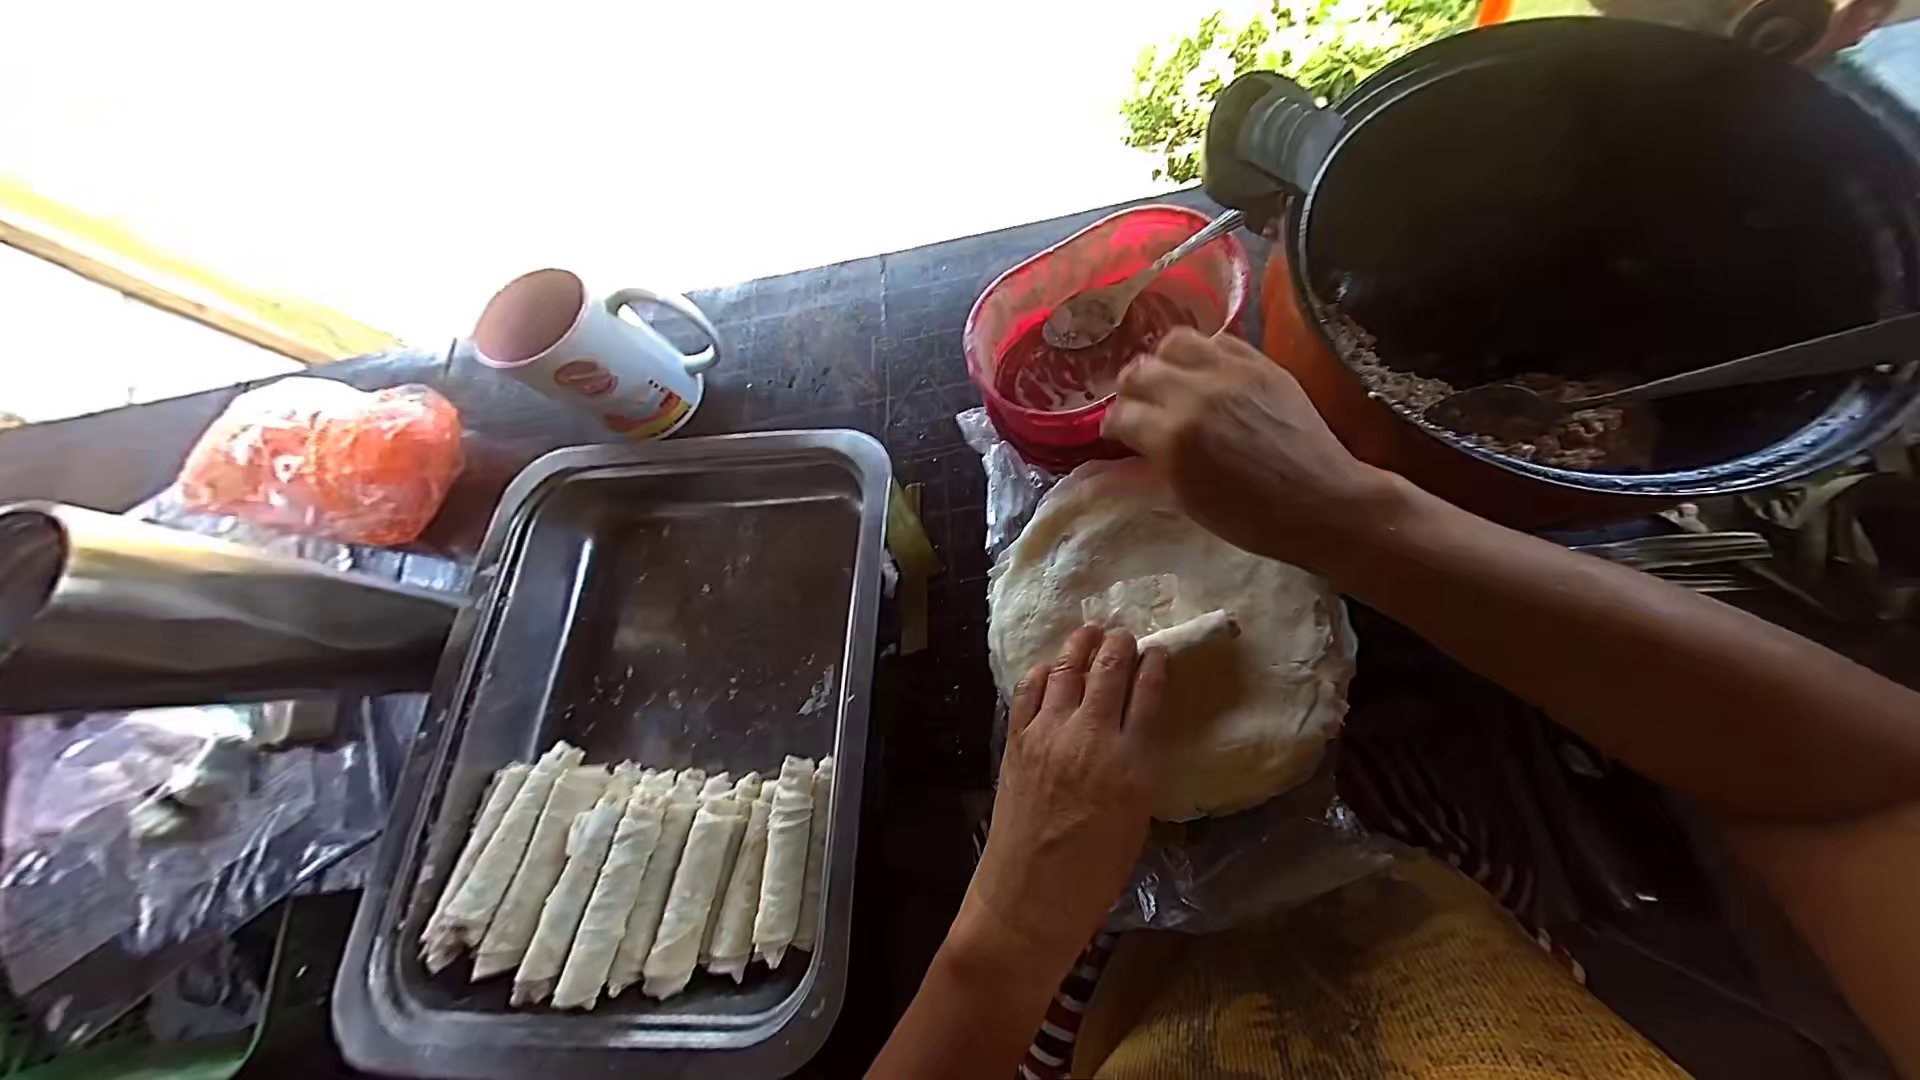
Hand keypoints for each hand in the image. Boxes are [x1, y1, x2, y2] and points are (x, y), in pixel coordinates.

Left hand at [959, 626, 1170, 968]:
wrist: (1028, 895)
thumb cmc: (1094, 873)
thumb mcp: (1136, 819)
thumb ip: (1138, 766)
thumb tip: (1136, 729)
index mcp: (1130, 764)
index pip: (1149, 695)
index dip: (1156, 665)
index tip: (1159, 652)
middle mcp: (1090, 737)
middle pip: (1109, 670)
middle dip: (1120, 644)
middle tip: (1124, 634)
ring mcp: (1048, 733)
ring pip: (1067, 670)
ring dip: (1080, 645)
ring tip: (1089, 631)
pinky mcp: (1017, 739)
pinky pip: (1029, 691)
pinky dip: (1042, 672)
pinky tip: (1050, 667)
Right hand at [1101, 327, 1401, 568]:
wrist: (1321, 503)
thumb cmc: (1248, 518)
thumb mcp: (1185, 500)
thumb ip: (1153, 462)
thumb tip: (1131, 445)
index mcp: (1172, 437)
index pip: (1120, 414)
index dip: (1112, 426)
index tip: (1117, 434)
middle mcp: (1196, 395)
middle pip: (1138, 371)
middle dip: (1130, 391)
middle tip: (1137, 406)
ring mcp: (1231, 373)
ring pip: (1174, 342)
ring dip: (1163, 362)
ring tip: (1169, 380)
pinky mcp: (1262, 364)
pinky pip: (1219, 340)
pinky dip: (1203, 355)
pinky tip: (1206, 375)